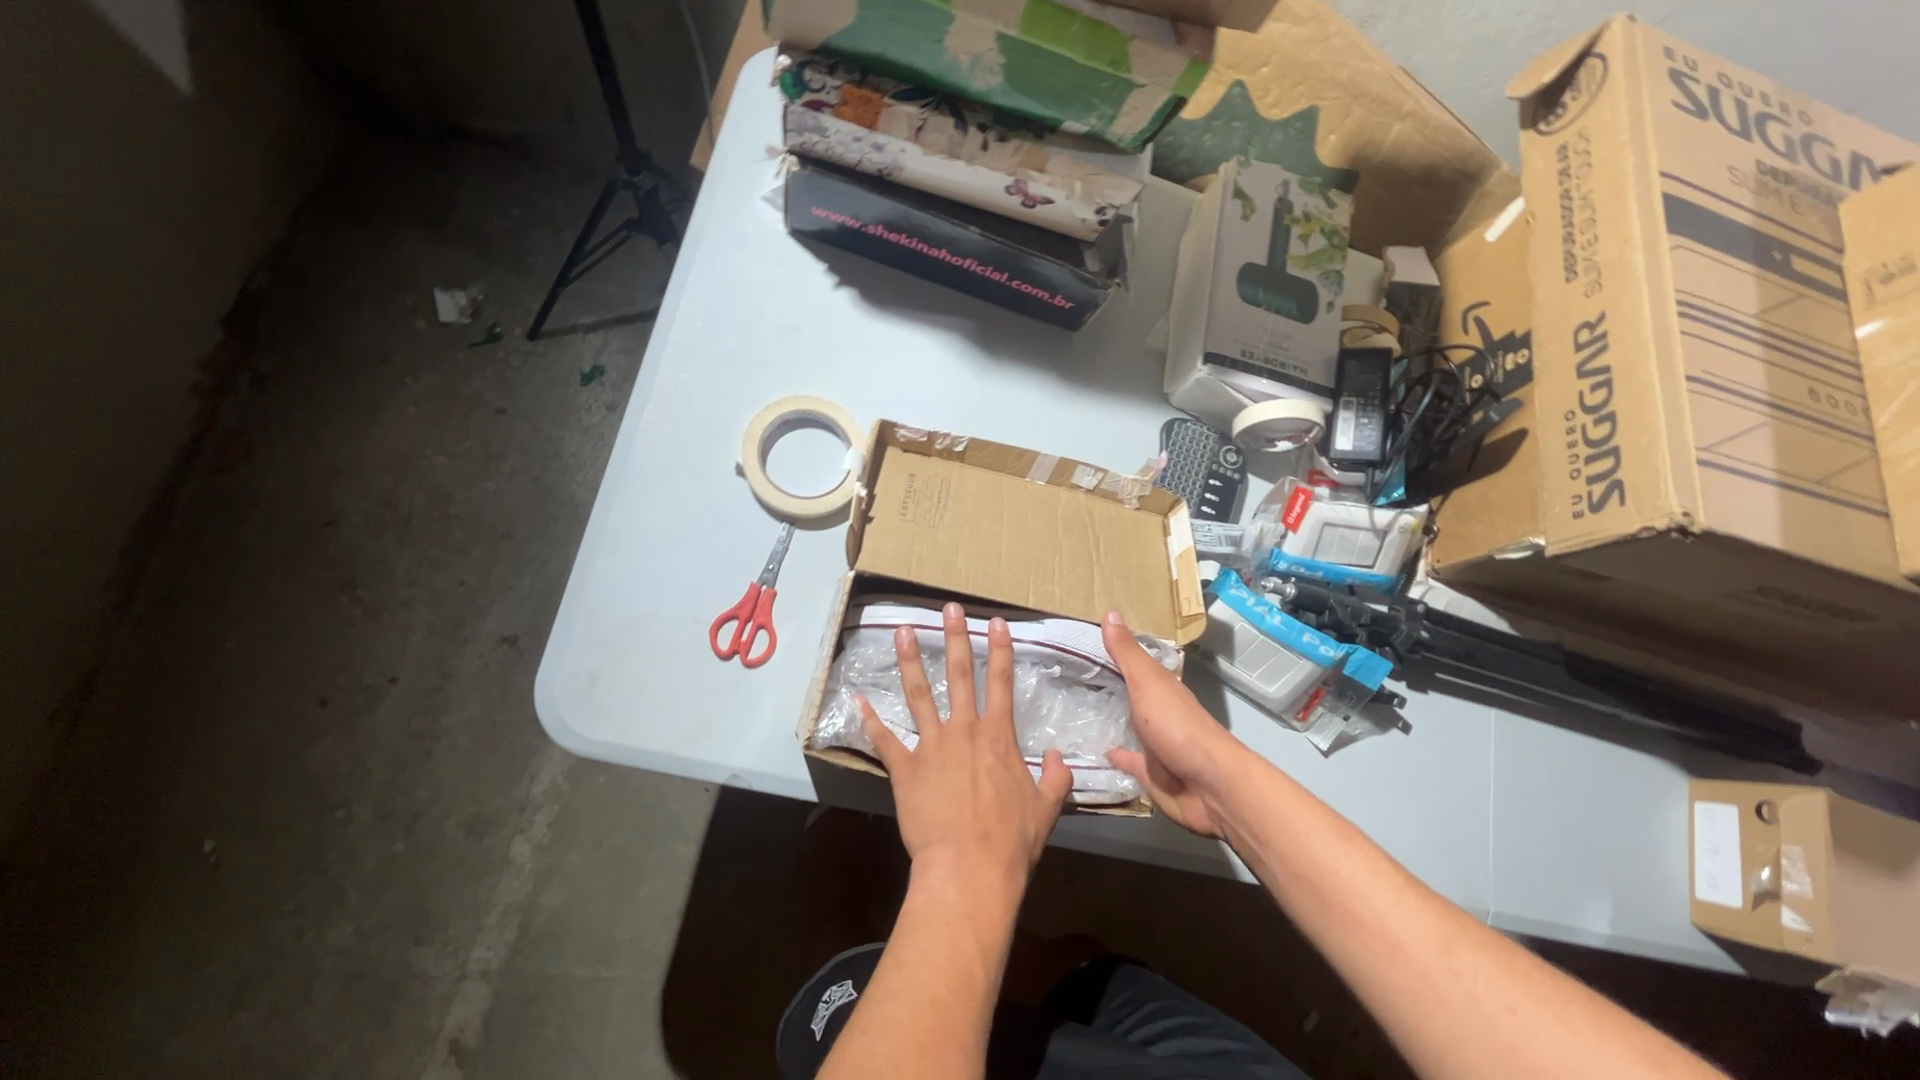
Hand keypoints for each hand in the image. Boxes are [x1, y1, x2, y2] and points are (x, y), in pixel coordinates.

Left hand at [861, 603, 1072, 894]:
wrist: (970, 866)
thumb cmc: (1011, 839)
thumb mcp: (1046, 807)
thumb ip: (1056, 778)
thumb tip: (1059, 757)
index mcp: (999, 737)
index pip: (1001, 682)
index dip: (1000, 650)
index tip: (995, 622)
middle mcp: (964, 731)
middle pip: (959, 675)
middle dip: (954, 638)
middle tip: (949, 608)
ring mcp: (931, 746)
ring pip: (918, 694)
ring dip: (910, 661)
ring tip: (901, 631)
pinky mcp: (905, 768)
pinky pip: (885, 739)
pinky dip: (871, 720)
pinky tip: (859, 700)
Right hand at [1102, 610, 1257, 837]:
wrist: (1209, 786)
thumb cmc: (1178, 728)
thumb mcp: (1148, 682)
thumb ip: (1127, 653)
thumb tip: (1110, 611)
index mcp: (1162, 688)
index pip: (1136, 664)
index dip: (1115, 652)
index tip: (1085, 642)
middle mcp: (1160, 713)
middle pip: (1132, 694)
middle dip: (1111, 686)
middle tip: (1074, 675)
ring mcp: (1156, 744)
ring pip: (1130, 727)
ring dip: (1113, 719)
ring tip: (1080, 710)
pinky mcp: (1151, 774)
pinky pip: (1129, 761)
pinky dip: (1116, 755)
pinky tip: (1098, 750)